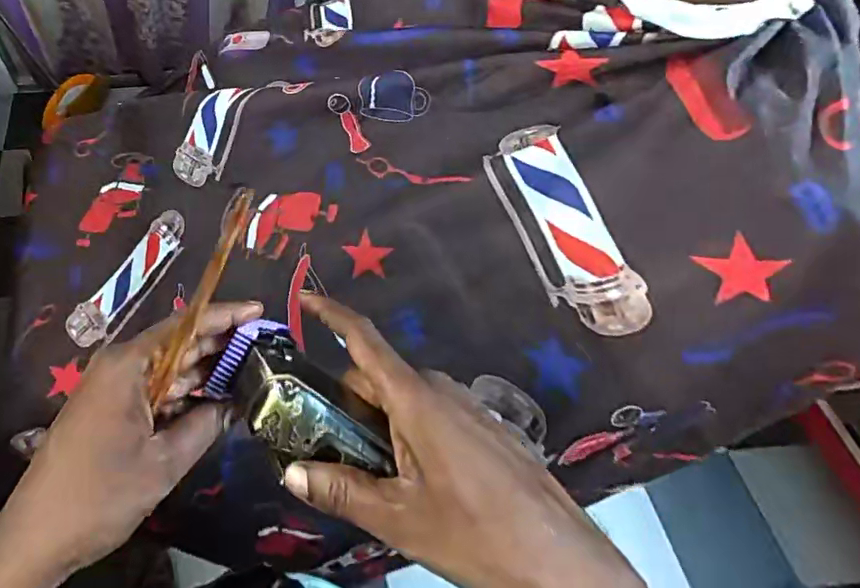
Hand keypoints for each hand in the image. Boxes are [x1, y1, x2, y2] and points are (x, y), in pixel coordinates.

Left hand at [0, 300, 265, 587]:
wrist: (37, 534)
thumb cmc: (100, 494)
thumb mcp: (161, 464)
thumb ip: (202, 427)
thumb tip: (231, 404)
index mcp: (128, 364)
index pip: (183, 326)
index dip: (222, 316)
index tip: (256, 311)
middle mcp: (118, 364)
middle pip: (175, 343)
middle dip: (216, 343)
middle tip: (259, 342)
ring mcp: (110, 385)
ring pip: (165, 367)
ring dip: (201, 370)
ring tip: (245, 367)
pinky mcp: (107, 407)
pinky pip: (151, 389)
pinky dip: (180, 393)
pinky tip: (210, 398)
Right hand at [281, 294, 640, 587]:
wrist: (569, 568)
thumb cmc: (480, 536)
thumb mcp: (401, 520)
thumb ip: (342, 491)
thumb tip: (291, 473)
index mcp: (414, 398)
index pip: (363, 338)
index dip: (330, 313)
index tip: (303, 298)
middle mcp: (440, 389)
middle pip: (378, 377)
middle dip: (348, 405)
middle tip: (329, 448)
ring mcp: (466, 406)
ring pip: (404, 398)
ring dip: (380, 423)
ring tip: (375, 476)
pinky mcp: (485, 427)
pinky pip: (432, 413)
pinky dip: (409, 432)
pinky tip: (419, 482)